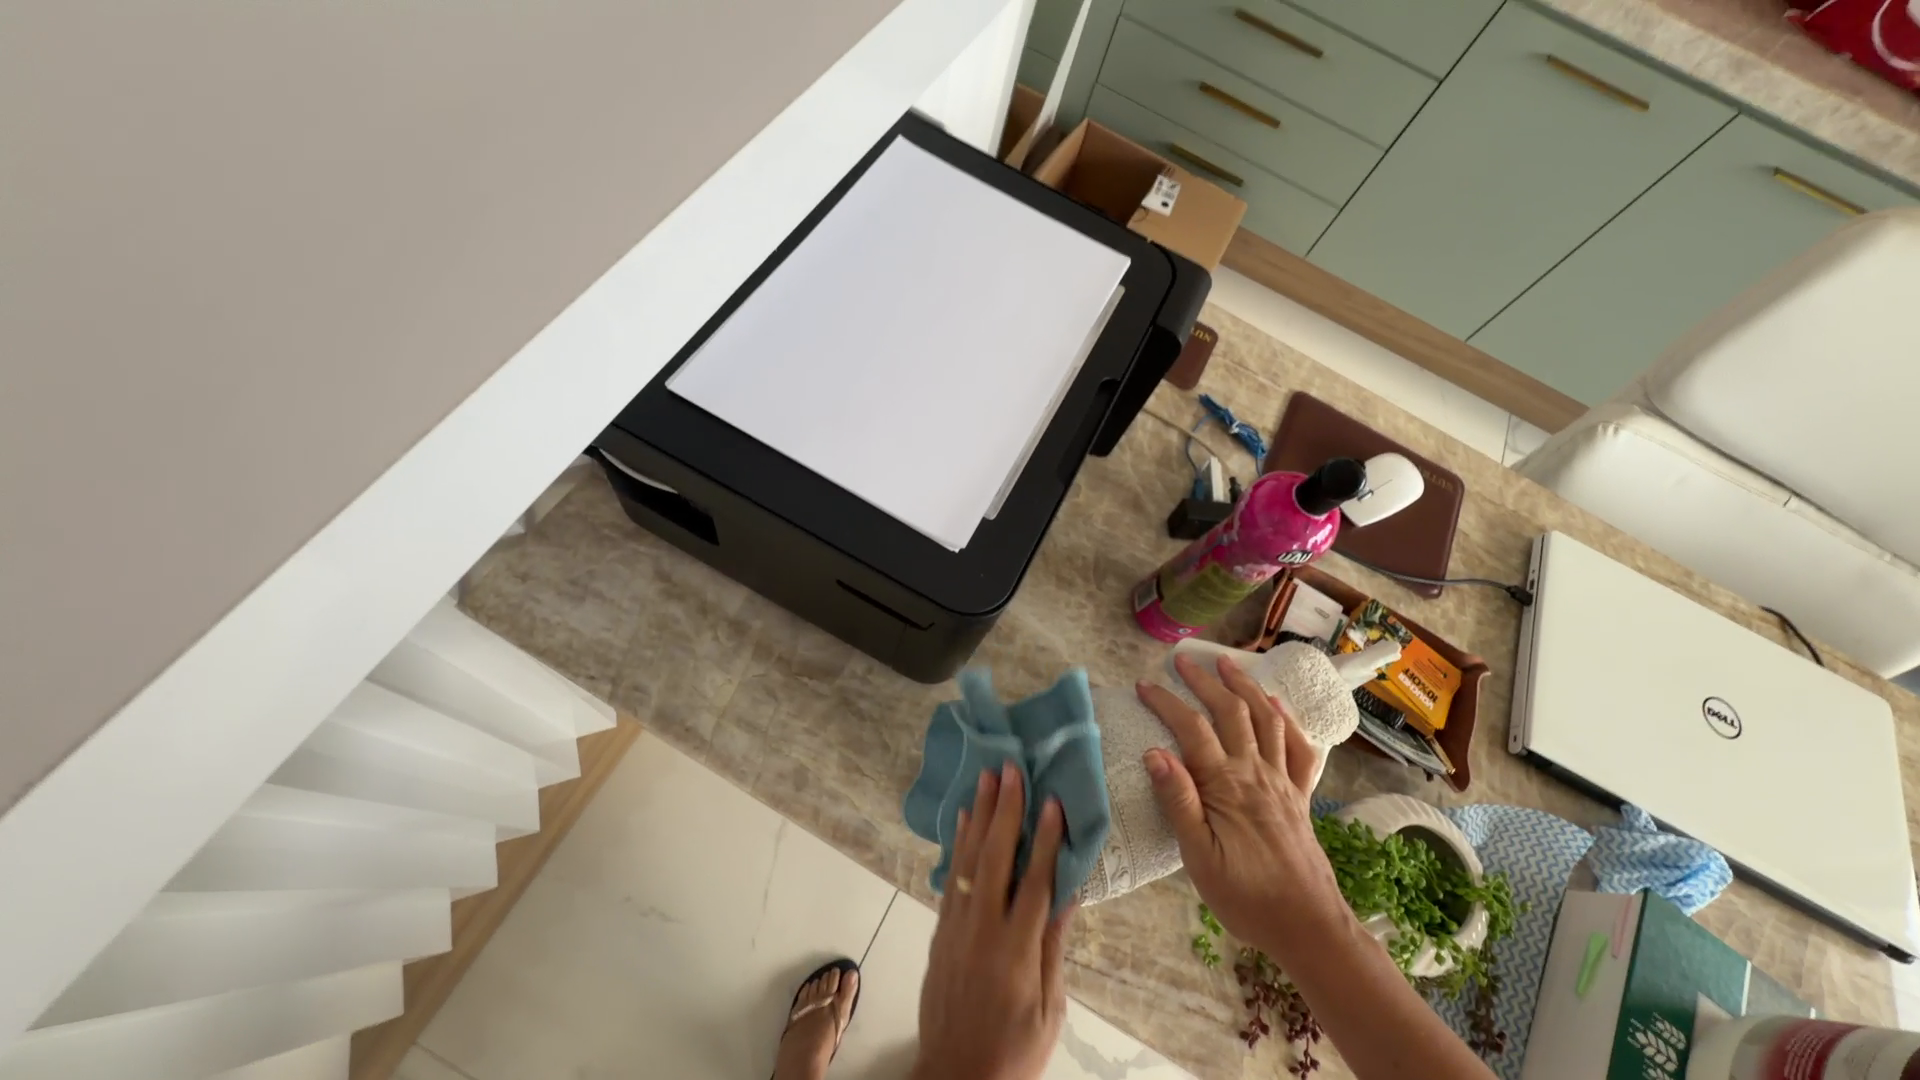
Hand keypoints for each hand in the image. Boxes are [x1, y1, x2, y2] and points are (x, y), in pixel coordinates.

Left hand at [911, 762, 1076, 1079]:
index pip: (1035, 883)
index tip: (1053, 801)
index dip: (1046, 840)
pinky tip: (965, 820)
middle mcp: (982, 930)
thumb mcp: (1049, 1007)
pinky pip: (951, 877)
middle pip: (995, 858)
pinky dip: (958, 845)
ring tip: (986, 778)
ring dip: (979, 816)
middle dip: (1006, 811)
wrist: (955, 1076)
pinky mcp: (941, 931)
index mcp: (1016, 951)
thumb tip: (1068, 892)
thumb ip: (1054, 946)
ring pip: (968, 860)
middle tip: (1011, 770)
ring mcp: (956, 928)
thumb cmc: (1015, 1048)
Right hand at [1136, 653, 1353, 963]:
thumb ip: (1178, 802)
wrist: (1308, 924)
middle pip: (1230, 712)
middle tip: (1183, 659)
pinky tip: (1278, 705)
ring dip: (1245, 687)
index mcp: (1225, 785)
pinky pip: (1298, 748)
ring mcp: (1282, 781)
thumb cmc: (1244, 895)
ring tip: (1228, 664)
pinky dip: (1287, 720)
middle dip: (1205, 681)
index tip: (1145, 685)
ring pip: (1265, 719)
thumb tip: (1154, 753)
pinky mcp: (1300, 795)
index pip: (1191, 729)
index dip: (1167, 702)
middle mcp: (1255, 772)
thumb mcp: (1198, 857)